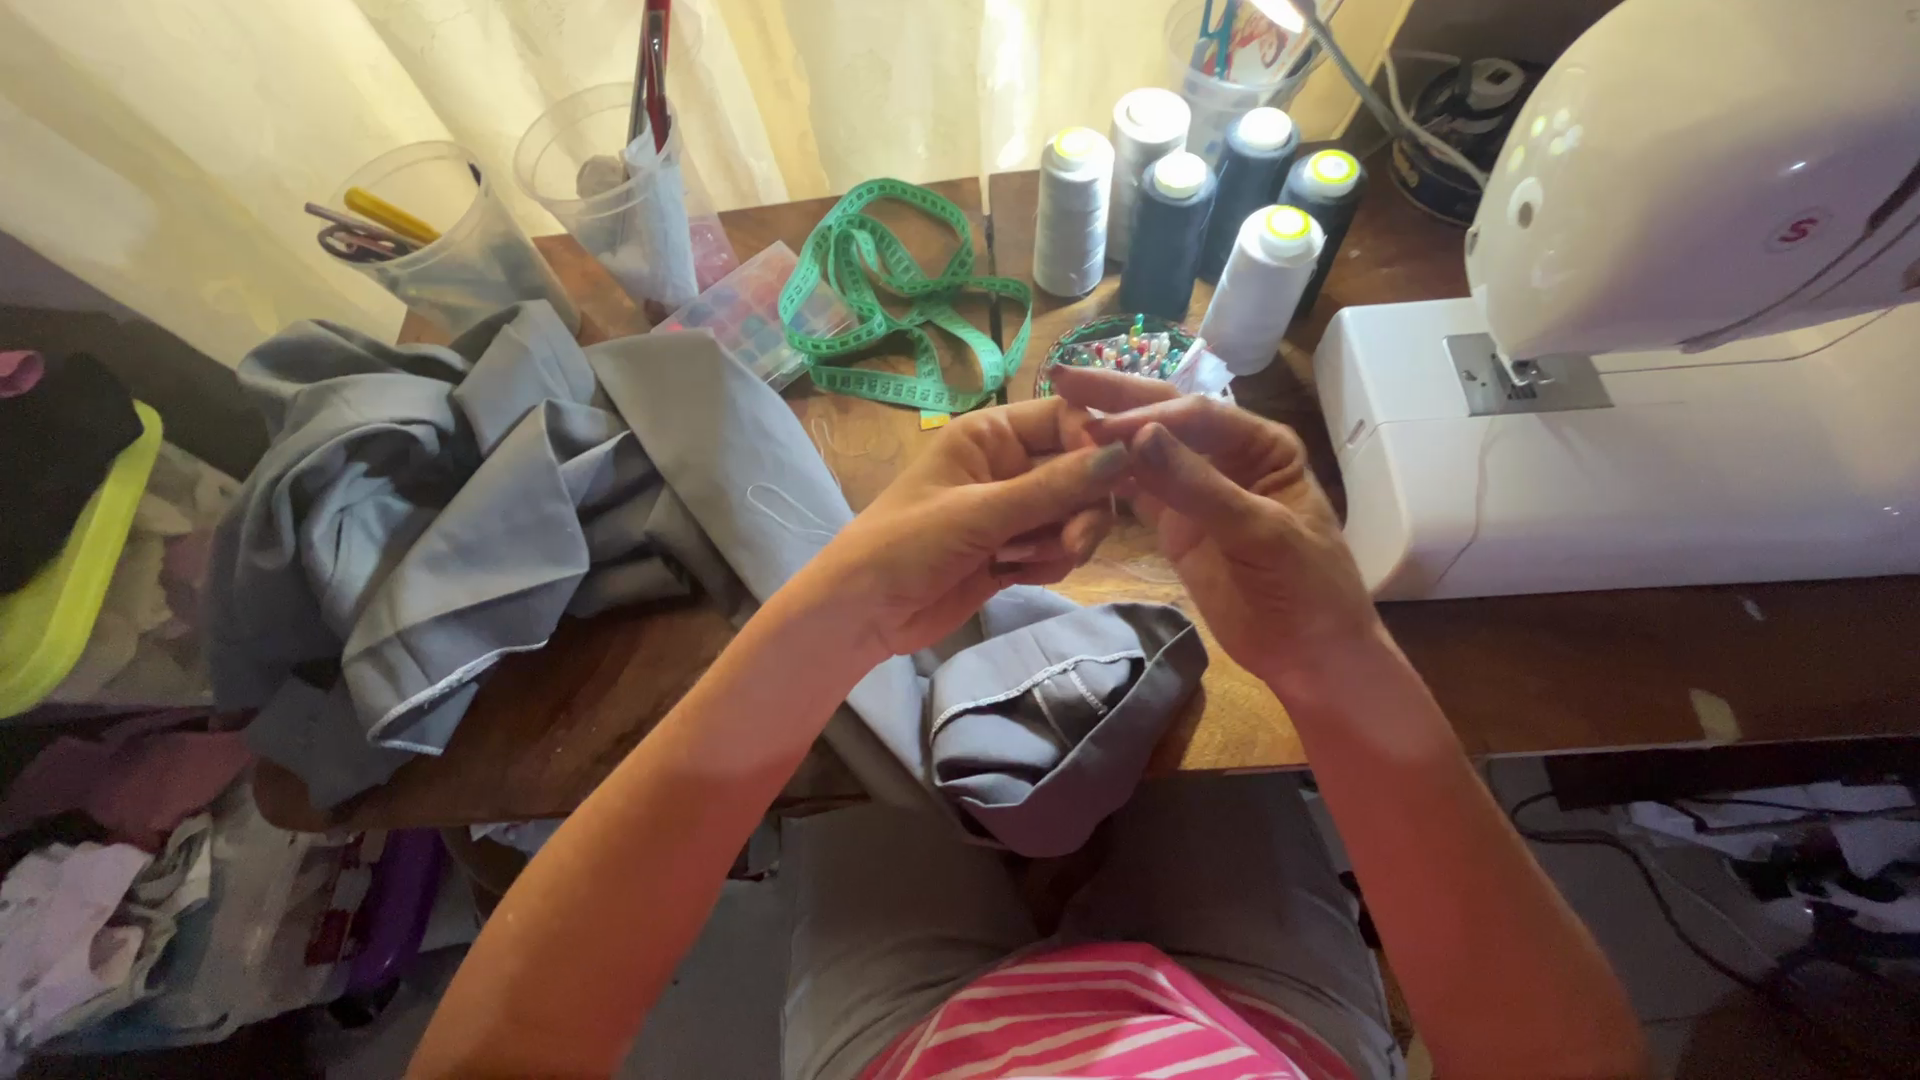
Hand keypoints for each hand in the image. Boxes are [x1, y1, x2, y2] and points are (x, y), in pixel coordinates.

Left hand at [790, 397, 1128, 660]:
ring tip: (1022, 561)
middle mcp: (1007, 466)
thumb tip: (1124, 456)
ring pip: (1075, 515)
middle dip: (1082, 509)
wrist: (865, 613)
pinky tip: (1014, 576)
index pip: (1064, 418)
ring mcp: (1012, 512)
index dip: (1093, 445)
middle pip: (1080, 472)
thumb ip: (1053, 488)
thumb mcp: (980, 512)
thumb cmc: (907, 545)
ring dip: (1063, 541)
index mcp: (990, 434)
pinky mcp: (1013, 552)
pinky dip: (1047, 564)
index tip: (1110, 480)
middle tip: (1072, 543)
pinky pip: (1058, 549)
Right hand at [1048, 365, 1382, 688]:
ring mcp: (1196, 489)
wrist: (1310, 653)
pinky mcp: (1175, 524)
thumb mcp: (1258, 533)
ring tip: (1056, 415)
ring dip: (1105, 436)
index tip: (1096, 429)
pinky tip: (1074, 467)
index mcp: (1261, 444)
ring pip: (1145, 452)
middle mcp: (1226, 455)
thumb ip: (1197, 486)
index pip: (1195, 416)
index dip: (1144, 418)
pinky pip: (1136, 492)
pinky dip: (1106, 480)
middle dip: (1115, 397)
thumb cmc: (1305, 588)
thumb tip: (1139, 436)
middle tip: (1061, 377)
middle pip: (1164, 417)